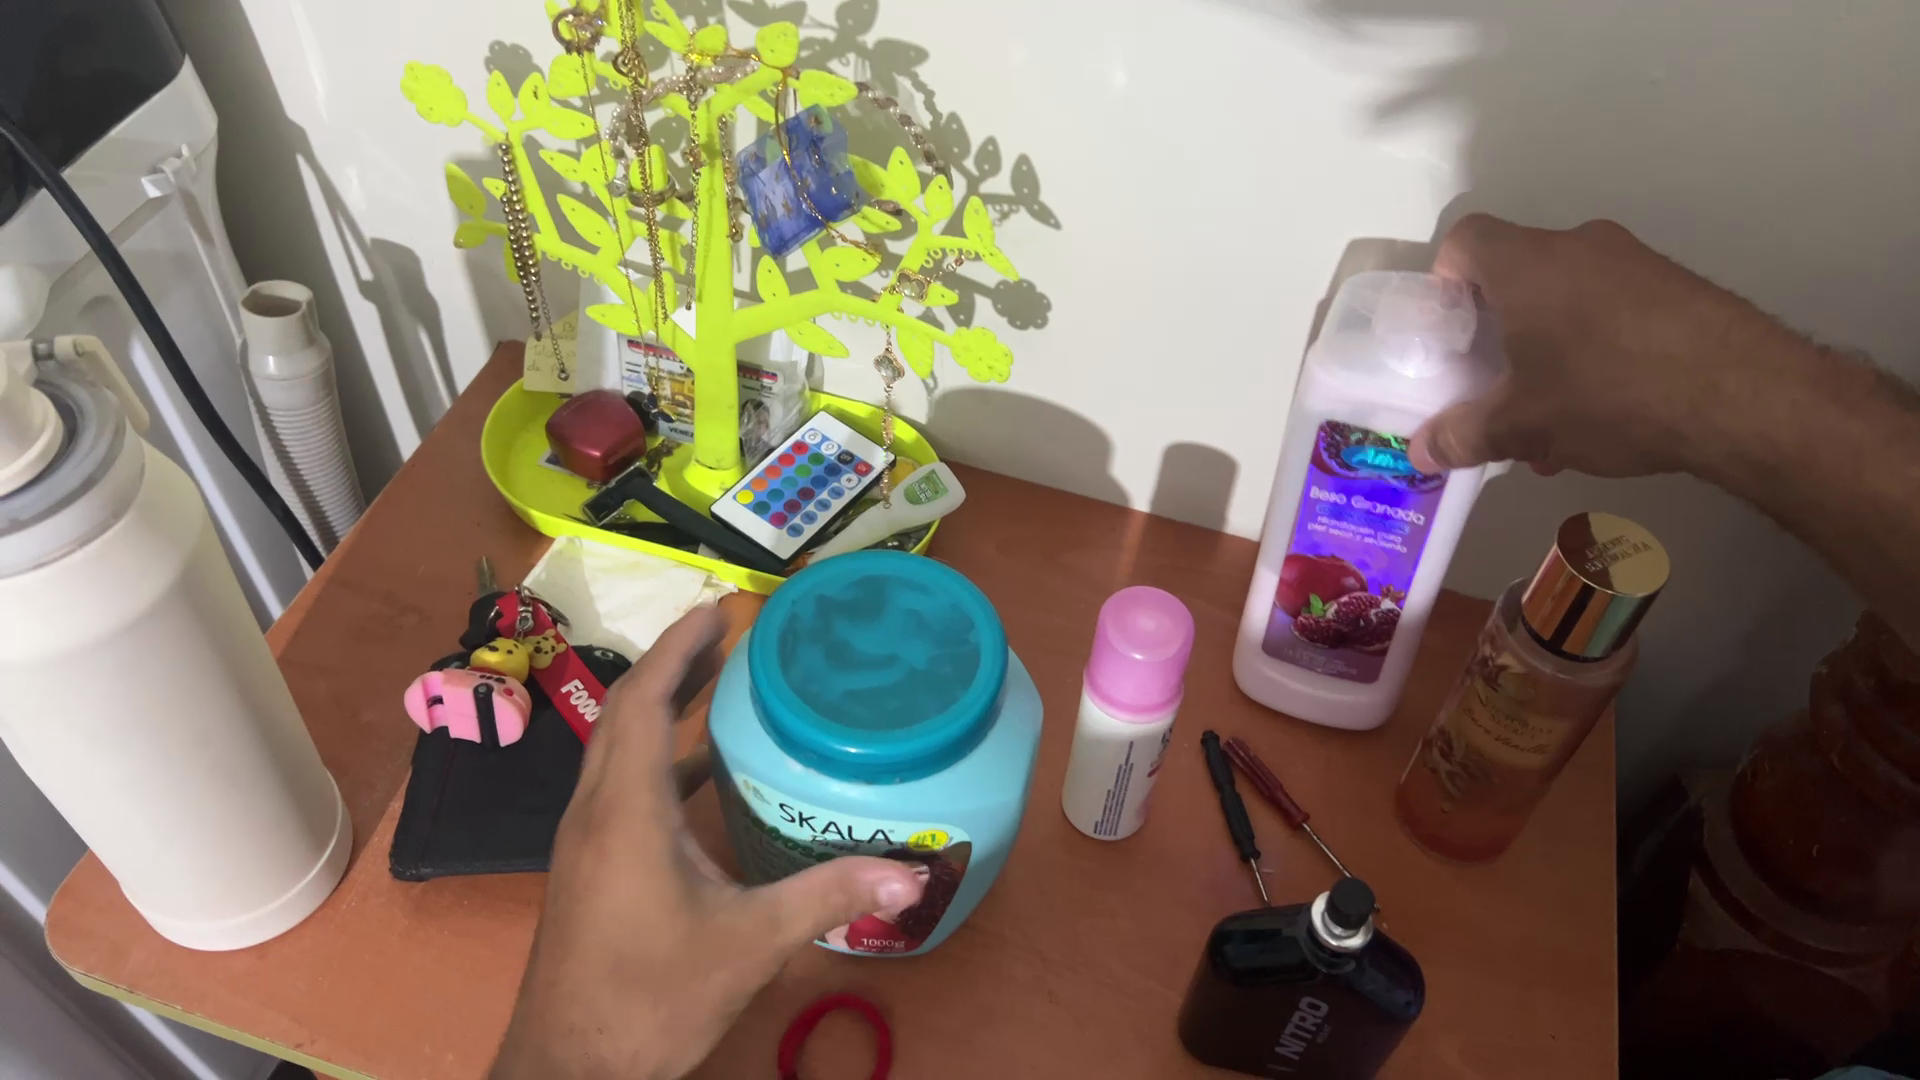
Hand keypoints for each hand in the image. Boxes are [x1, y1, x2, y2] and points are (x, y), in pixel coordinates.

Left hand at [489, 606, 925, 1079]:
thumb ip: (826, 897)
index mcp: (626, 810)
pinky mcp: (593, 860)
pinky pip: (624, 778)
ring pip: (621, 743)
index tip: (717, 609)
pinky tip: (706, 764)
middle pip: (627, 709)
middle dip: (675, 661)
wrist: (567, 1077)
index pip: (642, 700)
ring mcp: (588, 836)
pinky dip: (663, 751)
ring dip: (664, 702)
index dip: (677, 648)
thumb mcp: (748, 944)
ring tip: (720, 676)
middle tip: (730, 630)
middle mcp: (597, 809)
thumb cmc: (649, 1000)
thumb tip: (909, 876)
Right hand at [1408, 215, 1808, 476]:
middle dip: (1487, 326)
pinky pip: (1602, 310)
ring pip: (1558, 296)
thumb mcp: (1517, 428)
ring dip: (1535, 344)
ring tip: (1536, 408)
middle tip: (1480, 377)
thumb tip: (1421, 451)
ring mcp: (1635, 264)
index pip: (1465, 240)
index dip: (1442, 280)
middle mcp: (1581, 248)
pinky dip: (1582, 348)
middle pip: (1510, 273)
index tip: (1443, 330)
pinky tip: (1590, 408)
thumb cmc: (1608, 396)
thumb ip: (1458, 436)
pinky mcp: (1675, 289)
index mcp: (1529, 266)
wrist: (1754, 401)